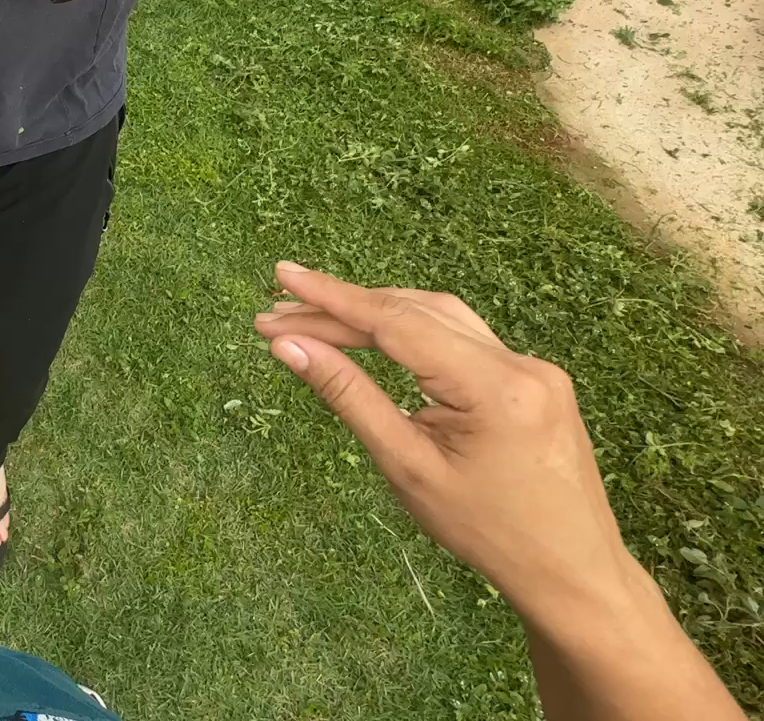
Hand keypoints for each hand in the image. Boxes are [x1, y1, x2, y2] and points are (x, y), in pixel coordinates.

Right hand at [254, 262, 644, 625]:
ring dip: (367, 310)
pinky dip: (400, 325)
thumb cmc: (485, 529)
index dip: (331, 296)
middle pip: (411, 313)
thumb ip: (346, 394)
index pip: (396, 323)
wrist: (574, 575)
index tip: (281, 274)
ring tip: (308, 317)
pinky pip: (452, 333)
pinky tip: (365, 331)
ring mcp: (530, 368)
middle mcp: (521, 365)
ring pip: (432, 315)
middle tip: (275, 314)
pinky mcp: (528, 378)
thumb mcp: (404, 463)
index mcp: (496, 388)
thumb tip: (286, 345)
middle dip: (338, 307)